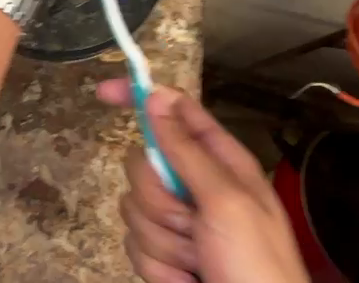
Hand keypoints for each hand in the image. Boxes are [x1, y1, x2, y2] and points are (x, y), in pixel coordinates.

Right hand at [98, 79, 310, 282]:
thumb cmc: (256, 269)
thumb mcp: (227, 203)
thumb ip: (187, 149)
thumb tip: (155, 95)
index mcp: (220, 162)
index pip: (172, 111)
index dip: (138, 97)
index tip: (102, 94)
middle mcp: (196, 186)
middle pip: (142, 164)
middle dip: (158, 200)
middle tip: (192, 225)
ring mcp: (178, 224)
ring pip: (134, 206)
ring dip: (163, 241)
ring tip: (197, 263)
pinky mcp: (163, 256)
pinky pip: (134, 244)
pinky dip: (158, 268)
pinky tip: (186, 281)